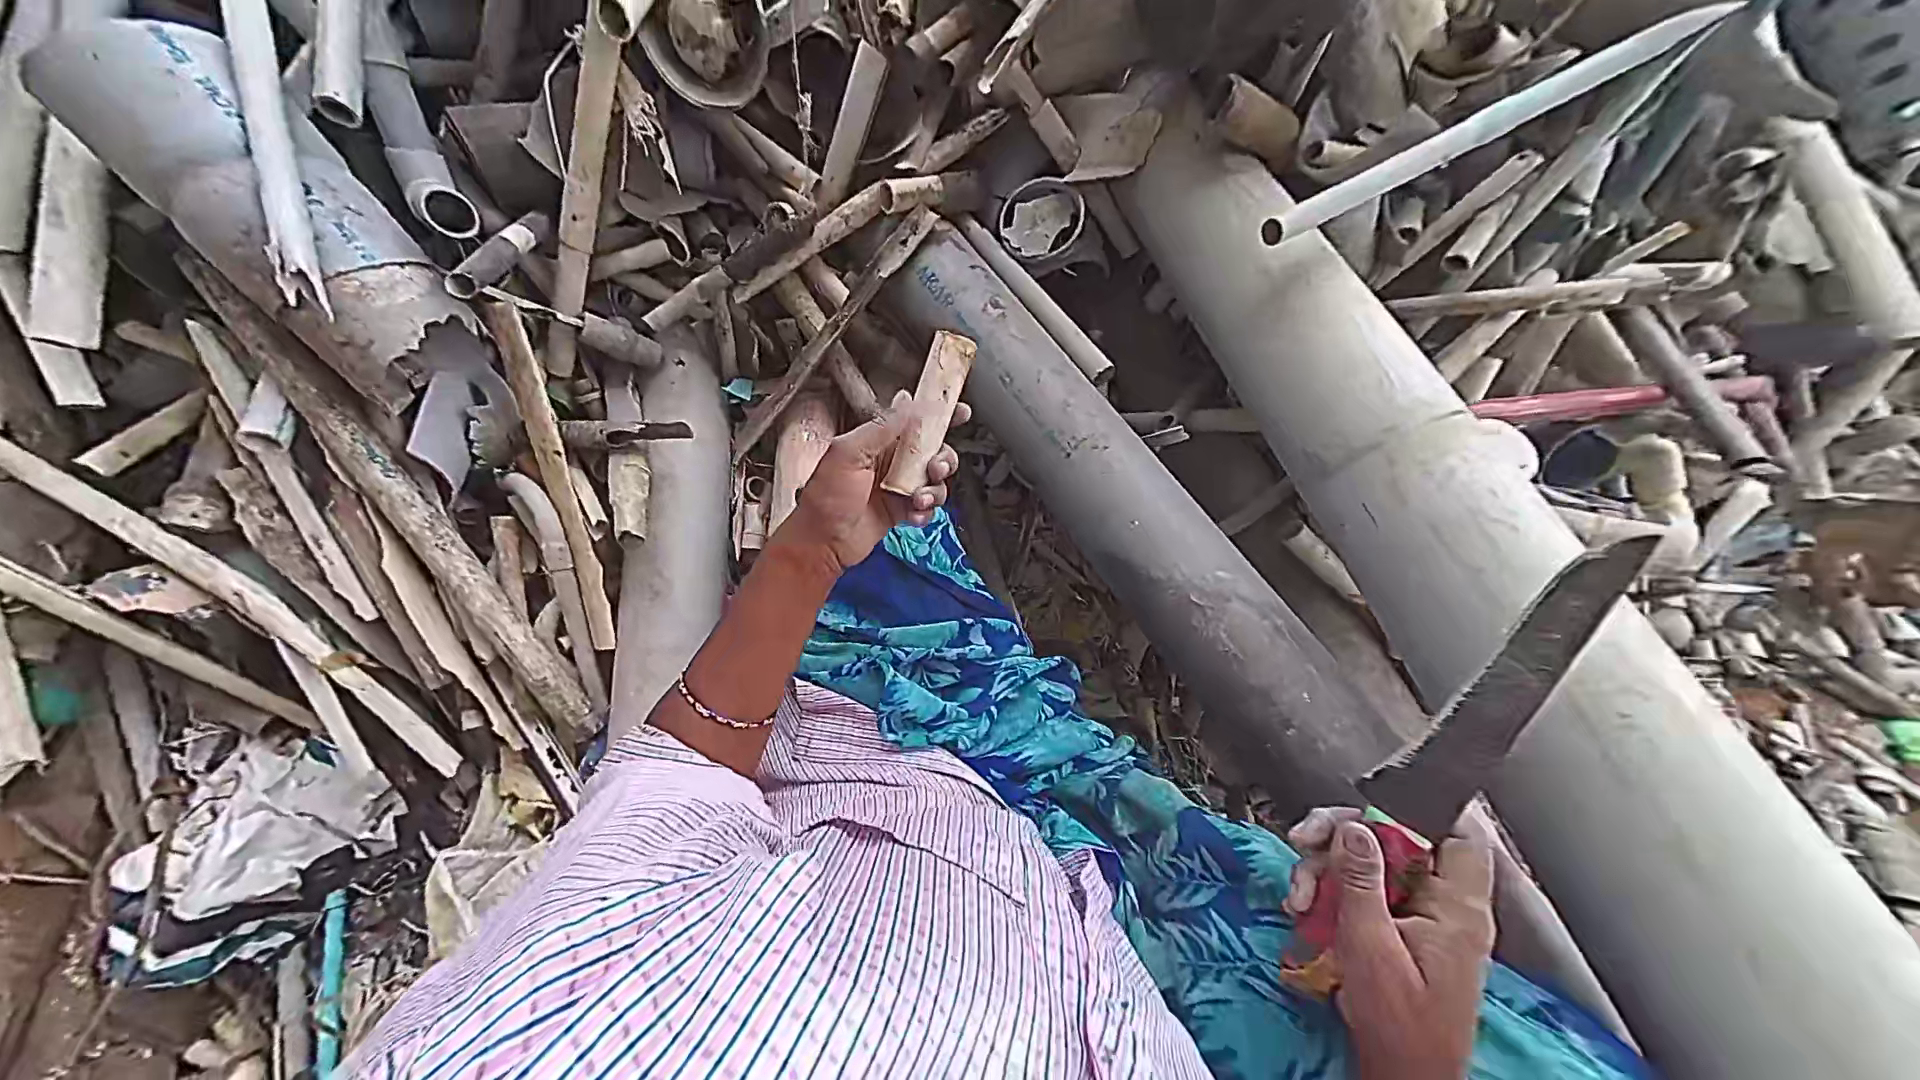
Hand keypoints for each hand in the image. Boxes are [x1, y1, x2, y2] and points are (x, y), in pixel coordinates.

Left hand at [777, 389, 971, 573]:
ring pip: (935, 481)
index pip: (913, 421)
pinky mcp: (902, 511)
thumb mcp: (849, 453)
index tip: (960, 413)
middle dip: (942, 459)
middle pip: (934, 451)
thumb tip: (908, 402)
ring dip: (934, 490)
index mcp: (877, 441)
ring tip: (918, 499)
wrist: (822, 543)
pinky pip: (929, 506)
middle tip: (935, 468)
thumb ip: (881, 427)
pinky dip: (926, 511)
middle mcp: (891, 461)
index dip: (939, 416)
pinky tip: (914, 515)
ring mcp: (898, 487)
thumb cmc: (826, 498)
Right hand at [1284, 809, 1495, 1079]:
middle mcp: (1440, 904)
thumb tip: (1356, 826)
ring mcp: (1415, 914)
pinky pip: (1360, 888)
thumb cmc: (1397, 1021)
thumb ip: (1362, 882)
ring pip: (1368, 861)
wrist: (1400, 1075)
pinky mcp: (1393, 925)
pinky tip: (1305, 909)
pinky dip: (1328, 891)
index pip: (1460, 837)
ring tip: (1299, 897)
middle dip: (1342, 835)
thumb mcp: (1371, 946)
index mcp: (1456, 909)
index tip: (1373, 796)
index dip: (1423, 808)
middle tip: (1304, 840)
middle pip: (1395, 840)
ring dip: (1324, 868)